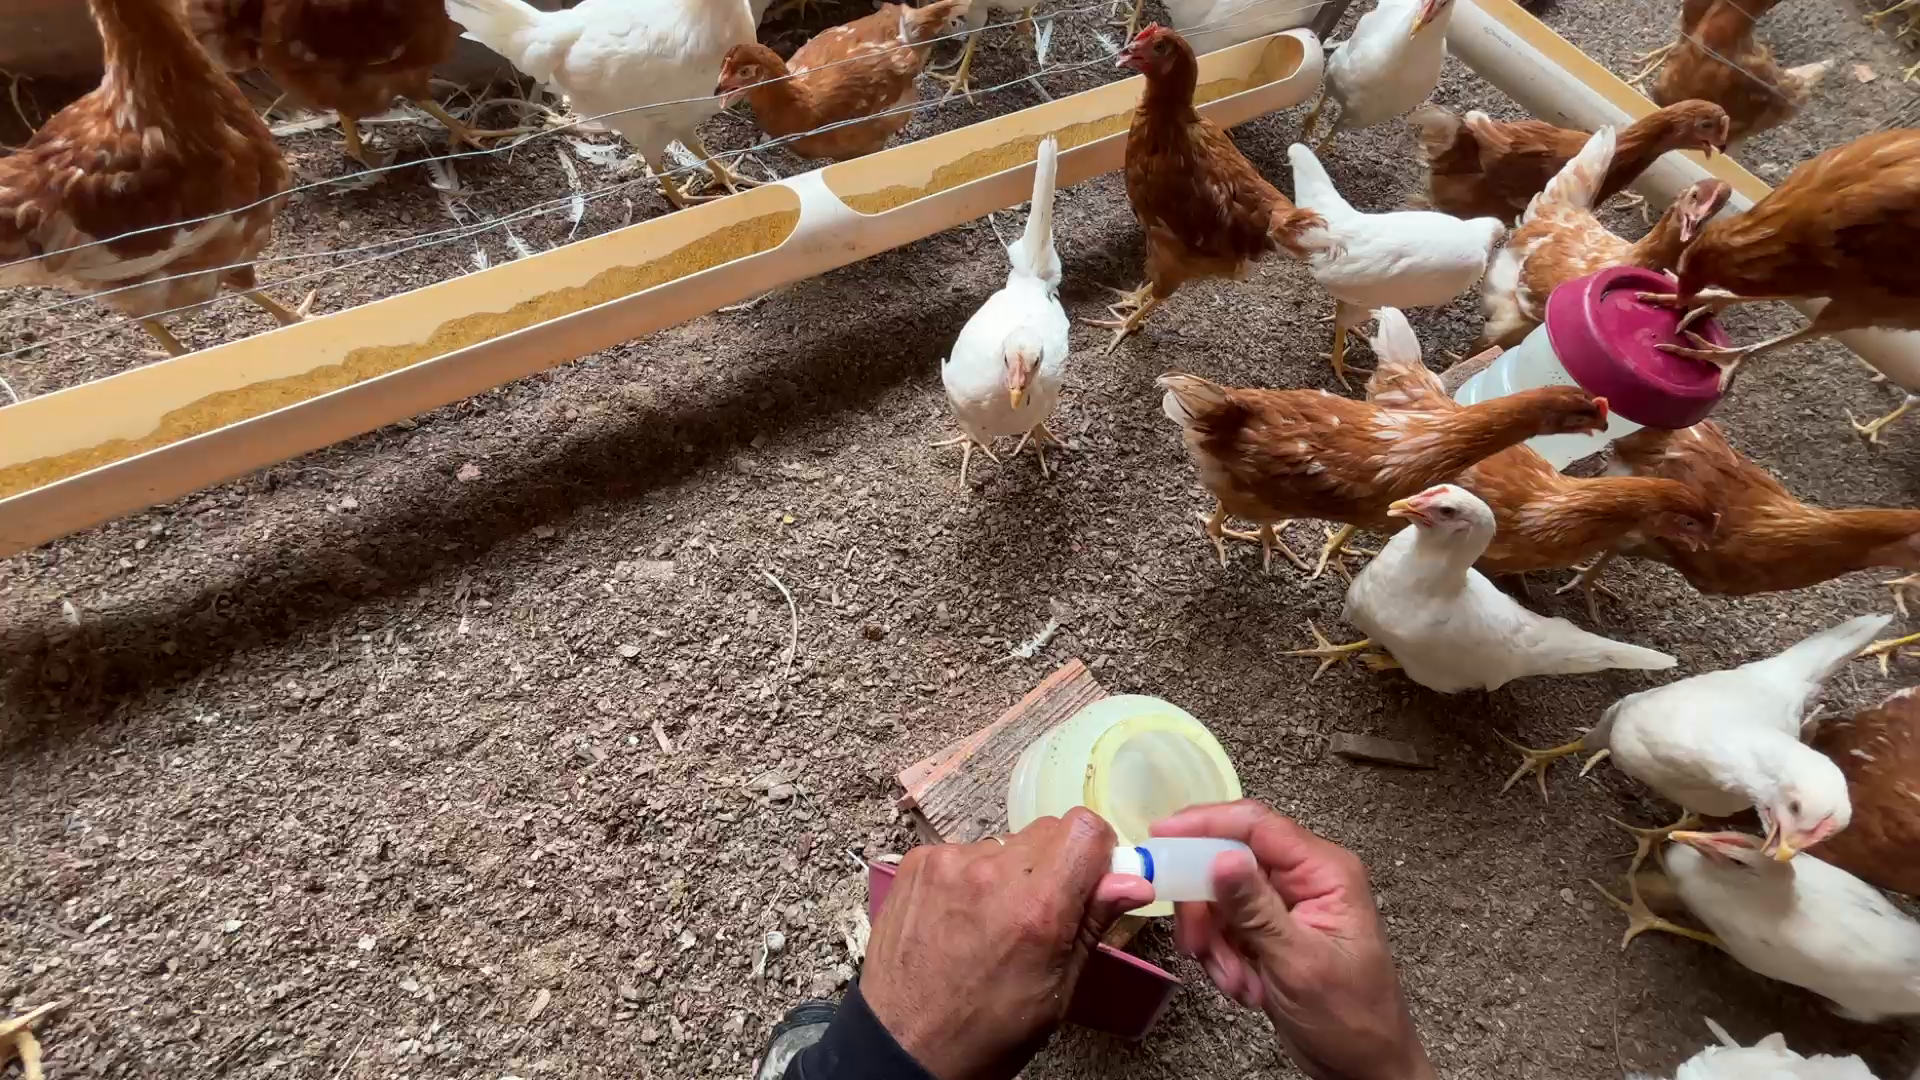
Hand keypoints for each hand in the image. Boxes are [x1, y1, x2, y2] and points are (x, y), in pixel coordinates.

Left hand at [861, 808, 1154, 1079]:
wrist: (901, 1045)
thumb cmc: (987, 1032)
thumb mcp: (1056, 992)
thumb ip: (1093, 922)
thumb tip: (1134, 879)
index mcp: (1037, 907)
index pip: (1084, 827)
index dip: (1096, 848)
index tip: (1092, 874)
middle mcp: (993, 871)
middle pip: (1047, 830)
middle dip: (1056, 861)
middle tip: (1042, 908)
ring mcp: (950, 861)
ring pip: (1006, 841)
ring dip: (1011, 870)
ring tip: (993, 920)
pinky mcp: (919, 861)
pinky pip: (965, 850)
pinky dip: (972, 874)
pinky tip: (960, 916)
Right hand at [1155, 801, 1434, 1079]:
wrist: (1365, 1073)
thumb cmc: (1352, 1021)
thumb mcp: (1299, 964)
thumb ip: (1256, 910)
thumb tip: (1221, 858)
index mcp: (1323, 869)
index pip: (1255, 823)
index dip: (1204, 823)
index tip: (1161, 836)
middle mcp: (1300, 873)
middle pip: (1225, 856)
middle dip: (1204, 902)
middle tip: (1194, 940)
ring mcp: (1280, 897)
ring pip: (1216, 891)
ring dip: (1212, 936)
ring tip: (1232, 977)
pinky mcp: (1263, 921)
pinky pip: (1220, 918)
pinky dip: (1218, 950)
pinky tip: (1241, 983)